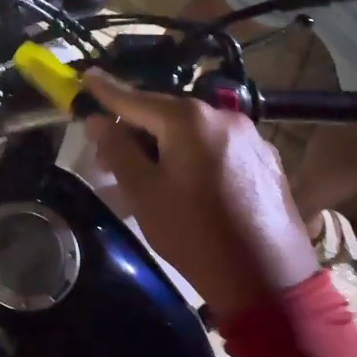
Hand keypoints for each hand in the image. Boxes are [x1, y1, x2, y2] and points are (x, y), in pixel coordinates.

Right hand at [82, 70, 318, 320]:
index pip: (135, 98)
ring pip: (192, 132)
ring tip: (146, 175)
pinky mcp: (266, 161)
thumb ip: (117, 150)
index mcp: (189, 119)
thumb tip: (97, 120)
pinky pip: (216, 147)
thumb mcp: (144, 193)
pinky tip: (186, 183)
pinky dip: (193, 155)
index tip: (86, 75)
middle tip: (108, 158)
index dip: (106, 90)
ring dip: (164, 144)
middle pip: (165, 114)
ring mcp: (250, 138)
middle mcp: (222, 117)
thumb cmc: (196, 234)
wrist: (269, 281)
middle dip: (134, 130)